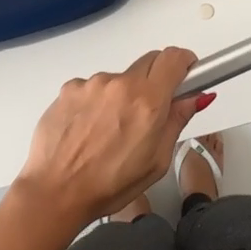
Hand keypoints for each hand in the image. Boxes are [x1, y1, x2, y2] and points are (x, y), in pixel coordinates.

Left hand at [16, 48, 209, 225]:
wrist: (56, 191)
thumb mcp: (157, 161)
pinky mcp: (69, 88)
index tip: (185, 74)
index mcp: (148, 101)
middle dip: (155, 81)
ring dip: (121, 96)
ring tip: (109, 131)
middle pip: (148, 62)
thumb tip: (194, 98)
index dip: (184, 62)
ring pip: (118, 79)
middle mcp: (120, 84)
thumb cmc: (109, 185)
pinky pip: (91, 88)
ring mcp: (92, 84)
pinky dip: (95, 102)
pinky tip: (88, 129)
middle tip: (148, 111)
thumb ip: (176, 121)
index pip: (174, 58)